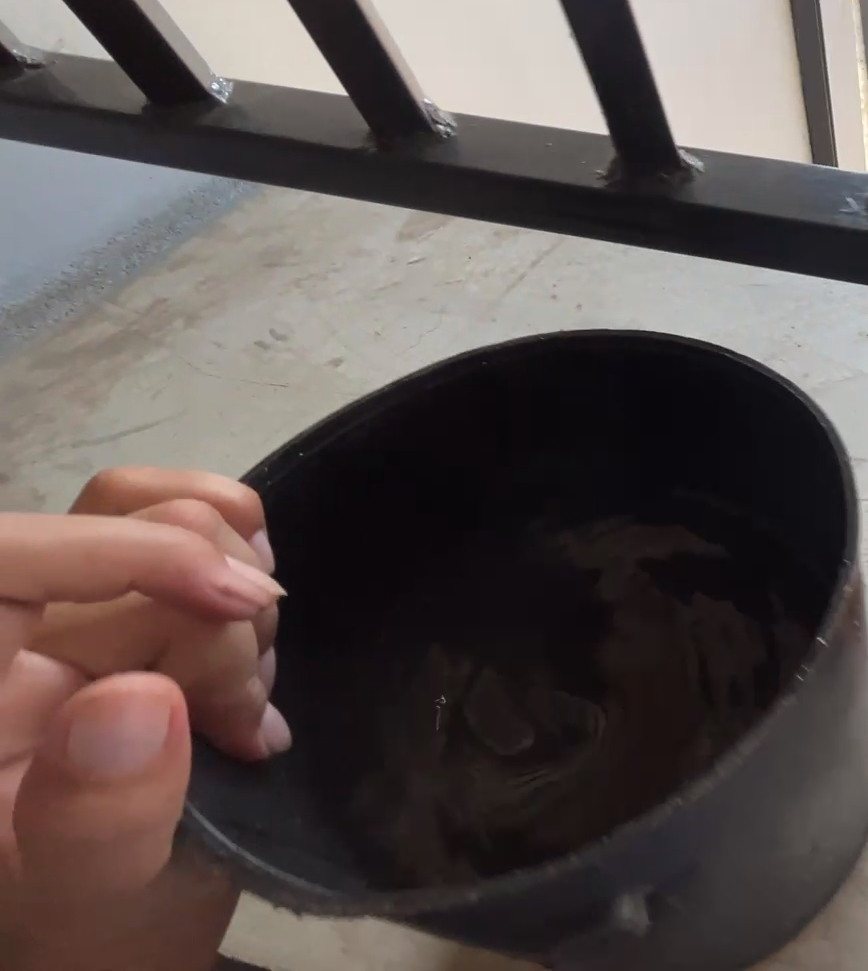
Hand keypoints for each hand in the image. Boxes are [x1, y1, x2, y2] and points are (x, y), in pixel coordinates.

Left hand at [1, 468, 284, 968]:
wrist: (130, 918)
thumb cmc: (93, 926)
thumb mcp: (100, 892)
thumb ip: (98, 814)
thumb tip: (133, 697)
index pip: (3, 557)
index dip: (128, 549)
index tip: (240, 600)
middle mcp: (11, 635)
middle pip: (130, 533)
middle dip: (219, 618)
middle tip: (235, 713)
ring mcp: (74, 616)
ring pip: (184, 522)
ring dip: (246, 612)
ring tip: (241, 705)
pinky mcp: (141, 606)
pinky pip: (211, 523)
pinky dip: (254, 564)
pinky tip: (259, 634)